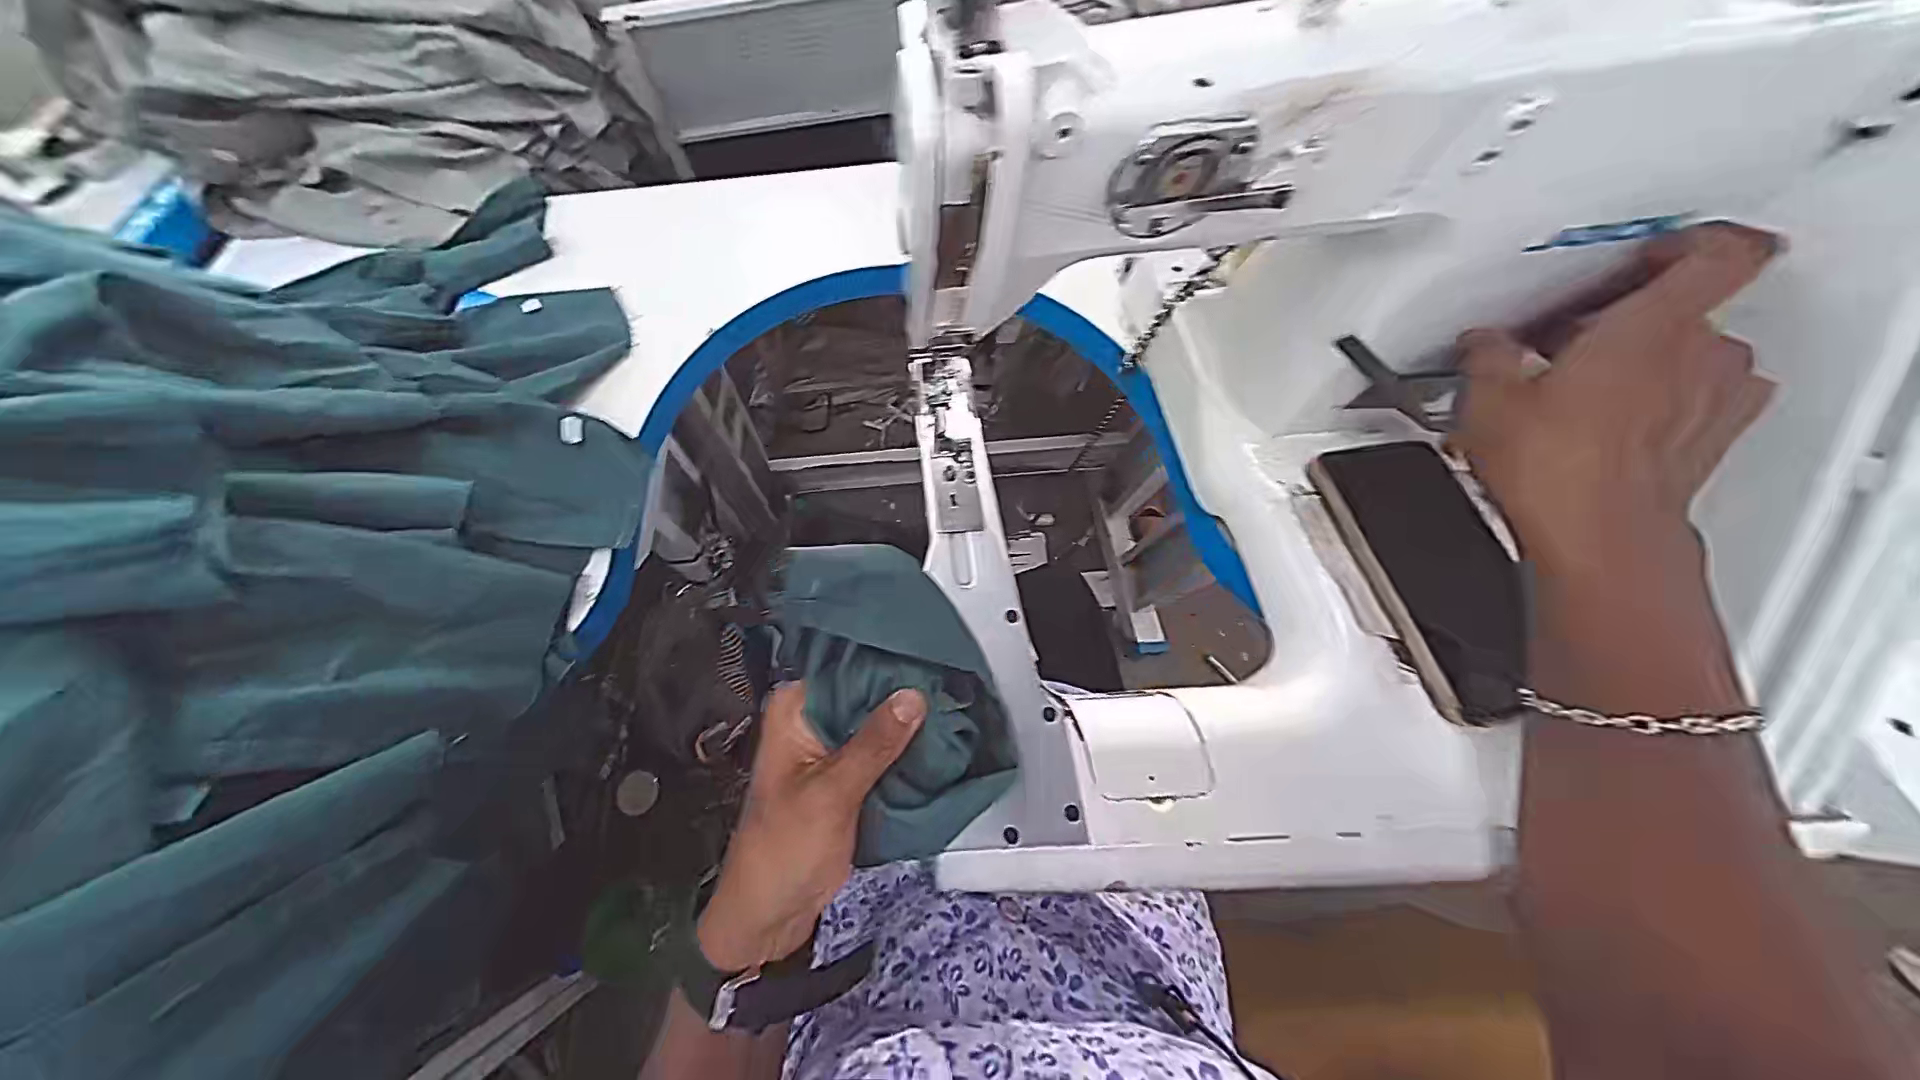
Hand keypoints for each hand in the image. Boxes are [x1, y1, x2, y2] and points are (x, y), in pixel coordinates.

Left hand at [695, 682, 925, 971]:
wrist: (771, 916)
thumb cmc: (782, 850)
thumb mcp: (830, 793)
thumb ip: (873, 744)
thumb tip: (914, 697)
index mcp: (794, 711)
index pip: (844, 667)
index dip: (885, 660)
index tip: (927, 653)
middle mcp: (813, 721)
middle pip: (865, 692)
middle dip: (903, 690)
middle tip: (950, 679)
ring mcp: (834, 749)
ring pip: (878, 721)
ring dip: (910, 719)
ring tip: (954, 703)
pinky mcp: (852, 775)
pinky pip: (885, 750)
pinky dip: (907, 747)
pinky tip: (940, 737)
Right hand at [1453, 223, 1779, 575]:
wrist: (1597, 534)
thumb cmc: (1556, 469)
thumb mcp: (1488, 399)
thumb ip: (1487, 356)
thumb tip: (1483, 345)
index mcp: (1650, 326)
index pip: (1715, 250)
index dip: (1685, 241)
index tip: (1646, 255)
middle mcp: (1700, 353)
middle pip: (1683, 307)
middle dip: (1625, 319)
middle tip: (1572, 341)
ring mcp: (1714, 396)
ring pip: (1691, 353)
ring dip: (1644, 360)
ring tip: (1583, 388)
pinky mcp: (1711, 436)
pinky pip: (1700, 396)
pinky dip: (1662, 398)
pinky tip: (1609, 422)